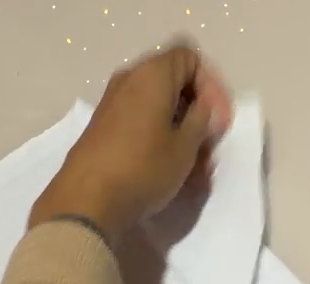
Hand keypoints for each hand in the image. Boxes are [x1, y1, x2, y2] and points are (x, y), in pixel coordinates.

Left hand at [30, 40, 233, 244]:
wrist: (89, 199)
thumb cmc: (144, 169)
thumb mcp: (184, 148)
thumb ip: (202, 120)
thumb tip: (205, 107)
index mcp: (152, 74)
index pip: (190, 58)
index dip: (212, 87)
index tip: (220, 121)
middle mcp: (130, 80)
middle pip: (174, 85)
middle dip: (198, 116)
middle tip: (210, 149)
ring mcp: (115, 105)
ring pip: (160, 111)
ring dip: (183, 136)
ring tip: (197, 173)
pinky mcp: (107, 130)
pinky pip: (143, 126)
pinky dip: (162, 143)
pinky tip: (173, 175)